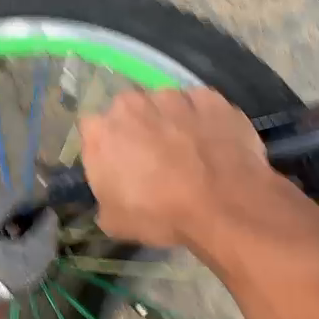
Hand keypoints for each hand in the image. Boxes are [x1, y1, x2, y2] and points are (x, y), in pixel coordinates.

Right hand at [79, 87, 309, 247]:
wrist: (225, 207)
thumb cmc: (161, 215)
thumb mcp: (115, 222)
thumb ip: (104, 196)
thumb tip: (112, 192)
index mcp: (102, 132)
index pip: (93, 129)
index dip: (107, 145)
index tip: (119, 163)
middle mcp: (132, 104)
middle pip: (128, 109)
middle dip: (137, 127)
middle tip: (153, 156)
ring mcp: (173, 97)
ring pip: (165, 103)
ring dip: (171, 120)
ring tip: (188, 150)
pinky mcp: (210, 98)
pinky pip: (200, 104)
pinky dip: (203, 118)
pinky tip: (213, 142)